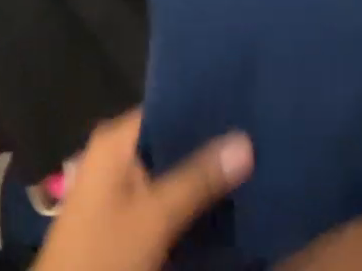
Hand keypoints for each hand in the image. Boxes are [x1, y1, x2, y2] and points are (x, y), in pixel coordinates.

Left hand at [32, 111, 253, 270]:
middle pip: (173, 137)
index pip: (169, 105)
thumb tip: (246, 139)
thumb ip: (200, 178)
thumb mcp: (155, 217)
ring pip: (171, 167)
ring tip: (252, 161)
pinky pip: (165, 192)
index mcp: (116, 140)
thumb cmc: (103, 256)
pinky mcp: (125, 215)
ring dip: (203, 171)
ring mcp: (119, 186)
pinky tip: (225, 195)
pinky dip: (190, 195)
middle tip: (258, 135)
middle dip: (211, 142)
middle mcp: (116, 154)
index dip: (207, 106)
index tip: (248, 105)